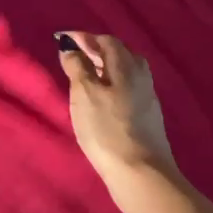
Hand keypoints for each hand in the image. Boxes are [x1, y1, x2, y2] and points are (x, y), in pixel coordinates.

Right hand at [56, 31, 176, 188]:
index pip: (107, 42)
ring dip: (108, 69)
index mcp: (126, 68)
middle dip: (99, 50)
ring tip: (88, 76)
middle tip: (77, 56)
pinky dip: (115, 84)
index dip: (85, 38)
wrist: (141, 174)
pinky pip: (131, 89)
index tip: (63, 40)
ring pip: (129, 73)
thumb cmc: (106, 128)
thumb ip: (77, 67)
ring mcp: (148, 100)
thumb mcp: (83, 94)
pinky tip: (104, 98)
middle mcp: (142, 79)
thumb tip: (71, 47)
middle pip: (123, 55)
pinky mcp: (148, 118)